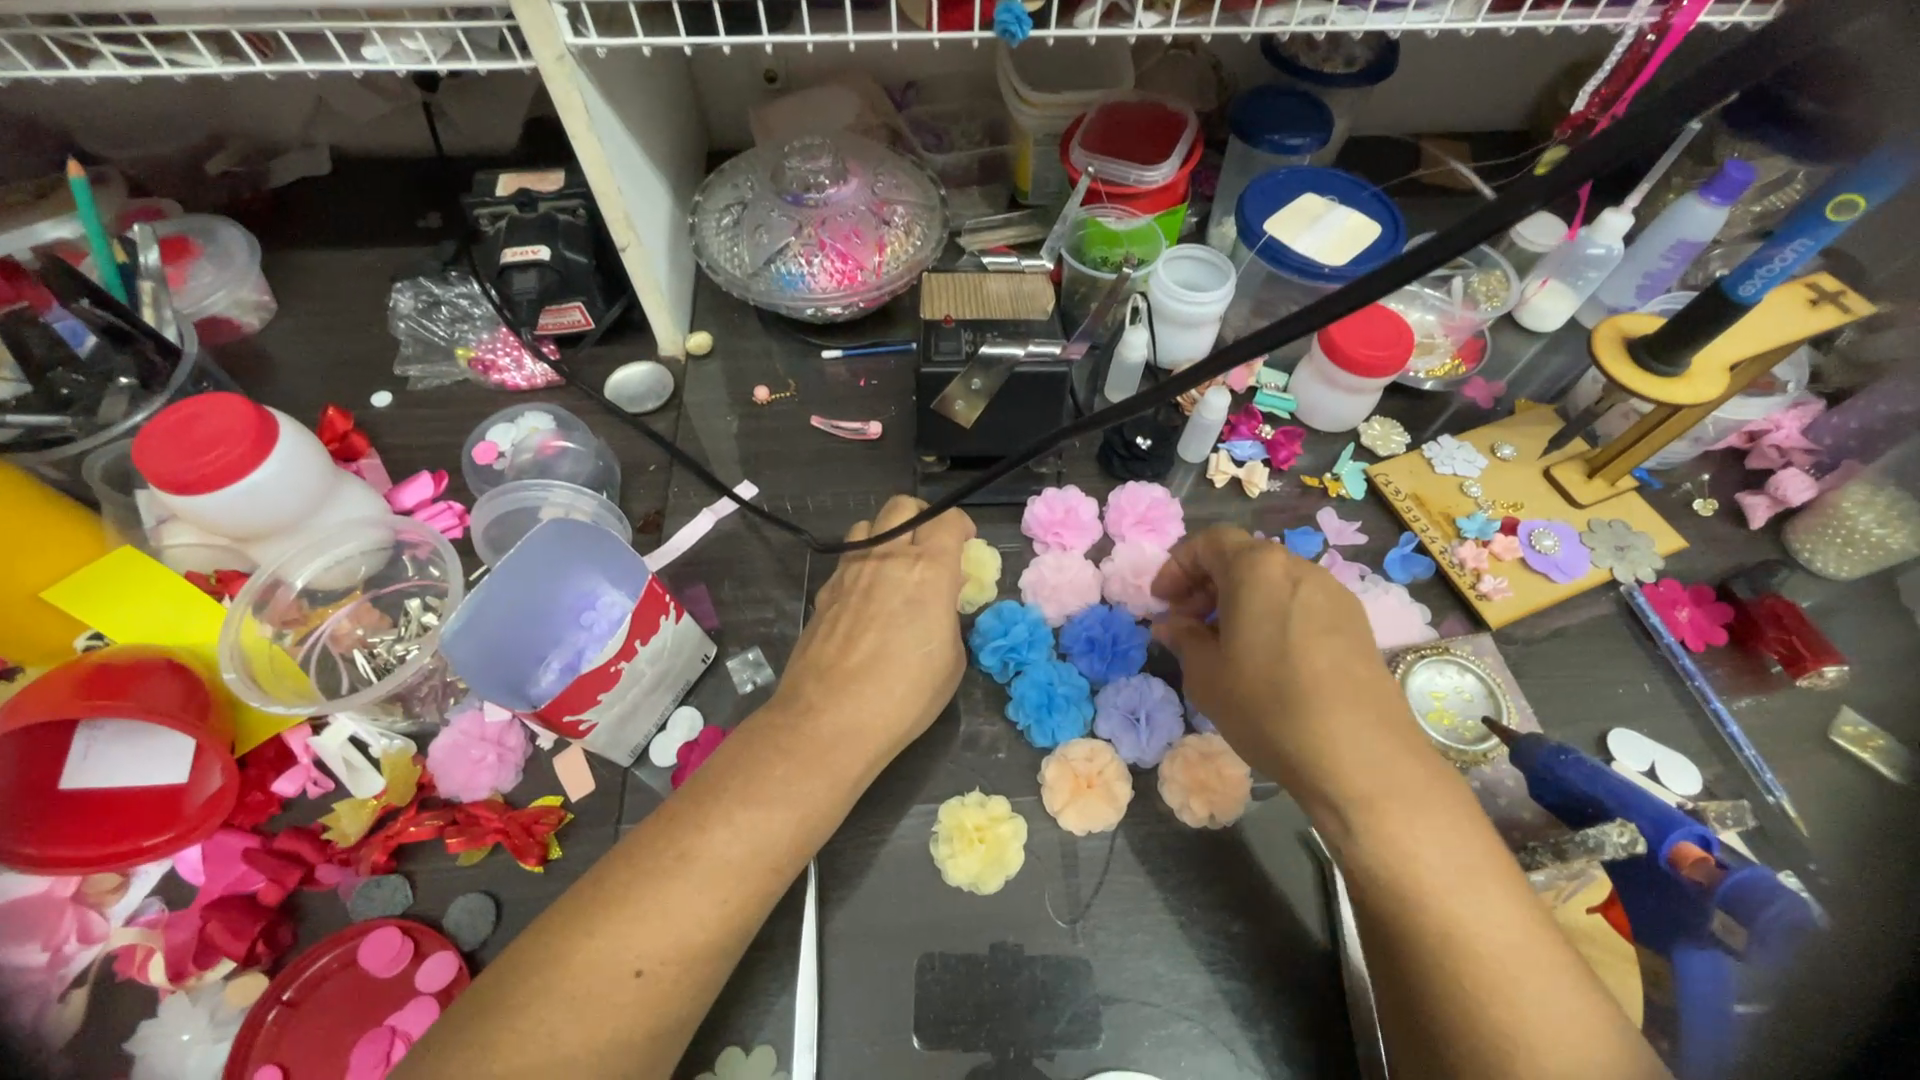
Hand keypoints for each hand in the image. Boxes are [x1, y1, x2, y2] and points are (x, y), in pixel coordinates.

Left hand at [774, 495, 976, 756]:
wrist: (829, 720)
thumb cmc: (905, 695)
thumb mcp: (951, 660)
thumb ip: (948, 617)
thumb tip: (940, 602)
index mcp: (928, 570)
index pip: (948, 520)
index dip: (962, 527)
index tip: (966, 543)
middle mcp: (886, 558)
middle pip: (903, 507)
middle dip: (922, 518)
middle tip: (931, 547)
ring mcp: (850, 571)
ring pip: (868, 526)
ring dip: (887, 536)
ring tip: (895, 567)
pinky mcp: (824, 592)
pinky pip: (847, 559)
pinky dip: (863, 564)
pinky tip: (868, 598)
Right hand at [1150, 527, 1425, 813]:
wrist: (1359, 755)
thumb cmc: (1267, 706)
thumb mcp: (1207, 675)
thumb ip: (1184, 639)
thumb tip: (1172, 625)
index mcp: (1257, 568)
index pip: (1210, 542)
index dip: (1178, 566)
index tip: (1161, 602)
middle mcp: (1299, 568)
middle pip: (1244, 559)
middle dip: (1208, 585)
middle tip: (1186, 625)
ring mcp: (1334, 595)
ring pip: (1275, 584)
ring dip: (1241, 604)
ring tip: (1224, 647)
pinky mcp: (1357, 626)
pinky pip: (1302, 606)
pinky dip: (1274, 618)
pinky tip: (1267, 662)